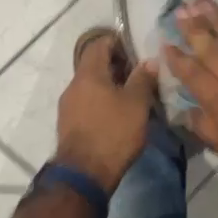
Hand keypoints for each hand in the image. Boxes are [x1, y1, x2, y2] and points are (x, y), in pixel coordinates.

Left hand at [56, 34, 158, 191]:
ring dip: (110, 85)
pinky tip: (119, 115)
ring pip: (91, 86)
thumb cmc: (113, 132)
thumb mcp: (137, 103)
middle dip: (117, 66)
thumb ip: (143, 78)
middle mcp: (73, 86)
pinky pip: (87, 103)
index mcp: (88, 74)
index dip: (118, 42)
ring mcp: (68, 106)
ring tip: (133, 96)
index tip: (137, 50)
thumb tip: (150, 60)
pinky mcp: (69, 124)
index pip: (99, 44)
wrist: (84, 175)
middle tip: (141, 74)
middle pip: (94, 65)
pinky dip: (102, 101)